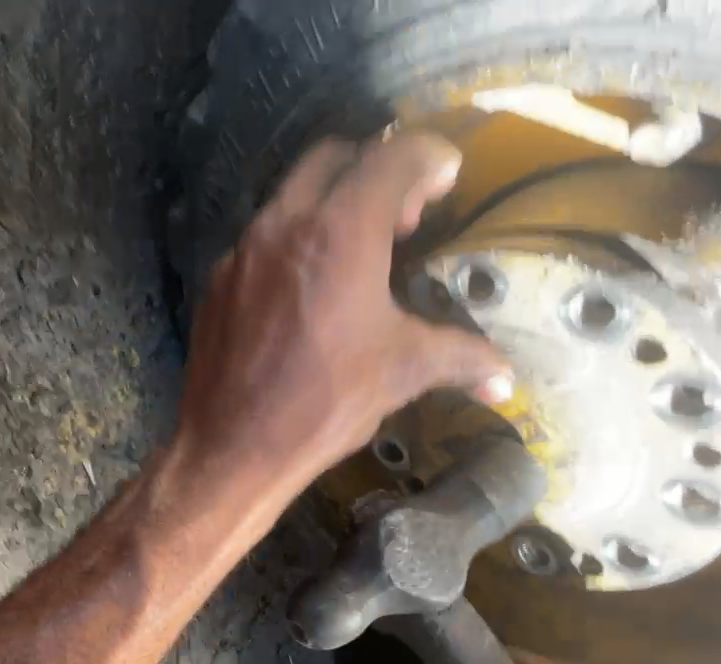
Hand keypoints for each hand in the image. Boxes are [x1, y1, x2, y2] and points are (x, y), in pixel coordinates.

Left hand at [172, 132, 512, 515]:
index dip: (430, 158)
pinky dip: (291, 244)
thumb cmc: (322, 403)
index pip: (394, 156)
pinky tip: (307, 290)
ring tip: (357, 255)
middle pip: (333, 158)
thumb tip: (505, 380)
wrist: (230, 449)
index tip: (447, 181)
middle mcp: (281, 226)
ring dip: (329, 206)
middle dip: (375, 170)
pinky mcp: (214, 286)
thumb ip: (461, 358)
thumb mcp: (403, 372)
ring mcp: (239, 255)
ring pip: (288, 198)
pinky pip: (258, 241)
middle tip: (402, 218)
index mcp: (338, 231)